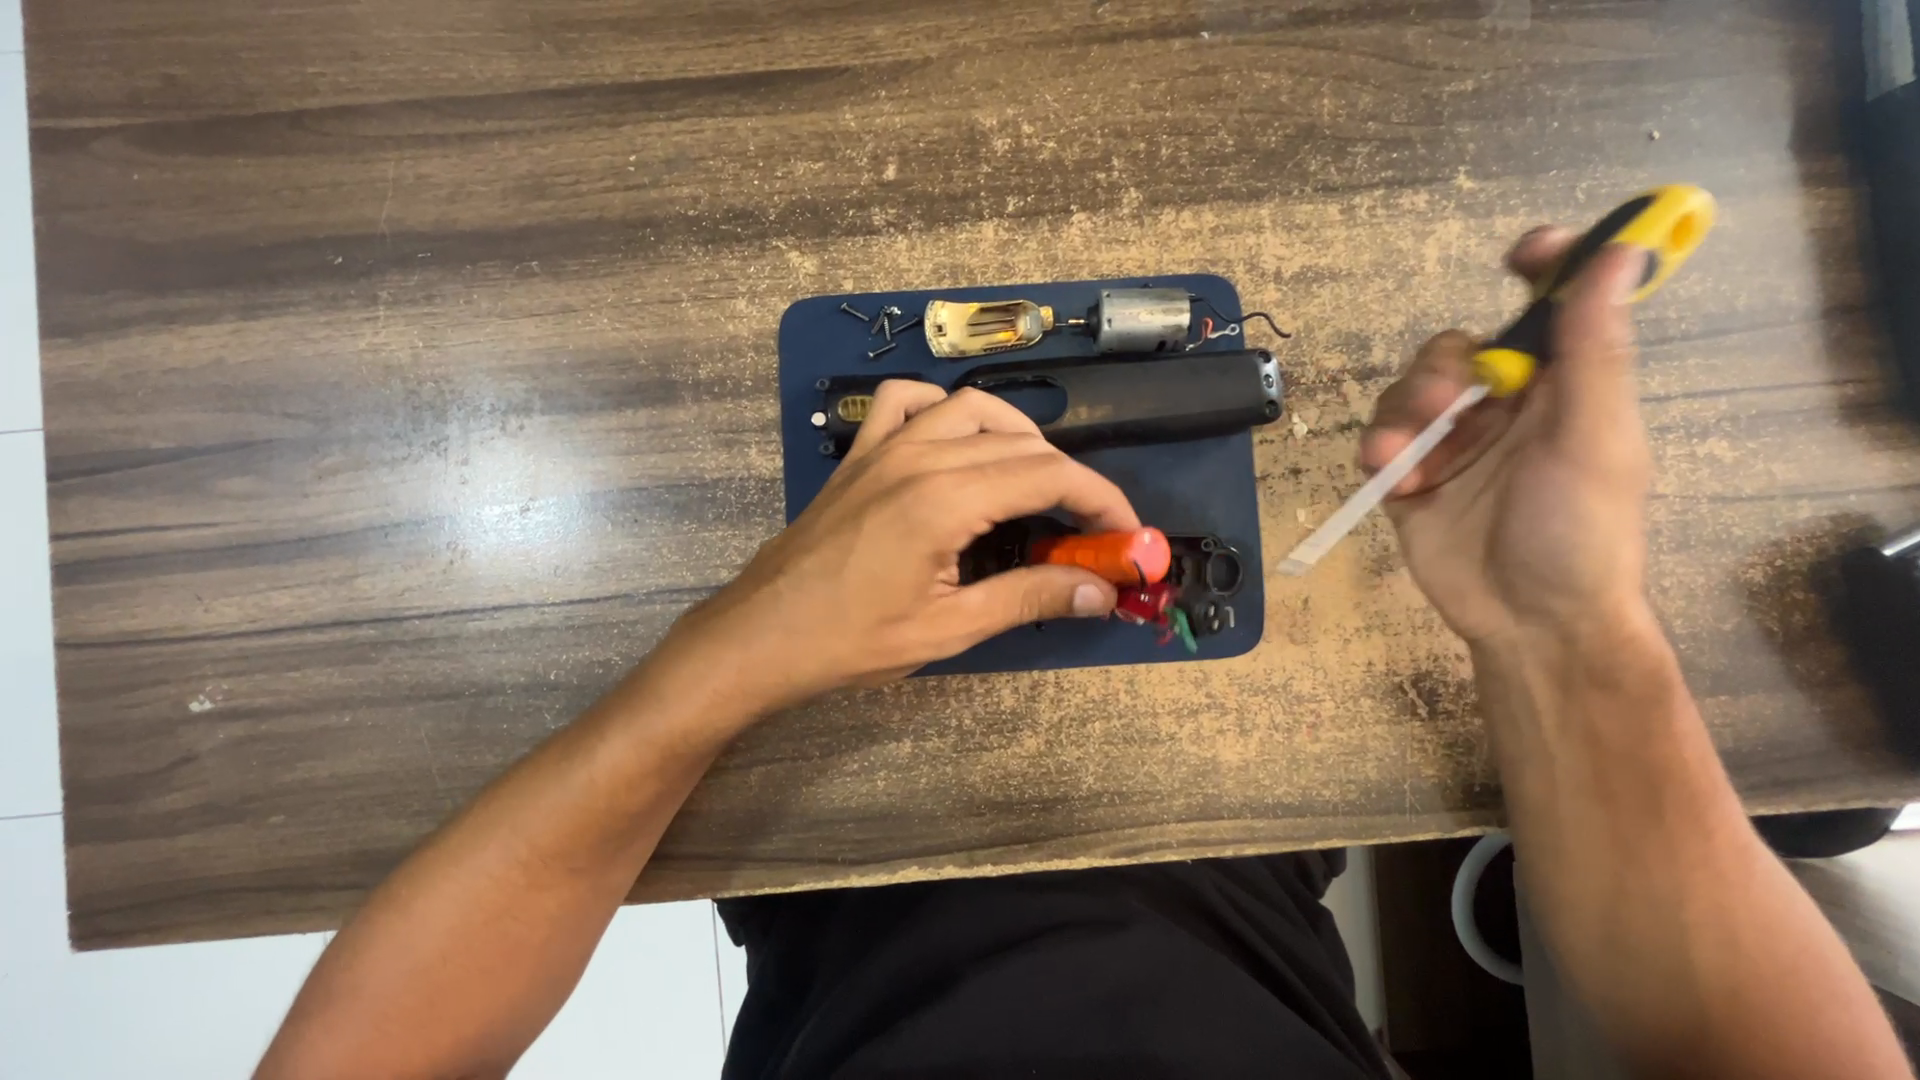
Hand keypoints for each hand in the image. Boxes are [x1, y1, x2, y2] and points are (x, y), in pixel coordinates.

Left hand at [669, 381, 1137, 710]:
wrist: (761, 635)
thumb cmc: (850, 641)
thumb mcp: (948, 630)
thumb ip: (1029, 599)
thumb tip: (1100, 593)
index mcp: (945, 499)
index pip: (1049, 476)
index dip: (1102, 501)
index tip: (1127, 535)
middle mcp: (919, 455)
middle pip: (1022, 444)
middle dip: (1070, 481)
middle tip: (1088, 529)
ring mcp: (884, 448)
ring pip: (972, 409)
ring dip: (1019, 437)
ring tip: (1037, 483)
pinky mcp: (860, 455)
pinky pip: (907, 402)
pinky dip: (944, 410)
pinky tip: (956, 442)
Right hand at [1361, 231, 1656, 647]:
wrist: (1526, 620)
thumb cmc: (1581, 532)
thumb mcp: (1595, 439)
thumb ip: (1595, 351)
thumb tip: (1619, 254)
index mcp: (1564, 389)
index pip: (1552, 310)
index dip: (1543, 270)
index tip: (1521, 252)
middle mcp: (1507, 407)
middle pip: (1458, 349)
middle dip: (1440, 368)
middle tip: (1444, 399)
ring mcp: (1454, 443)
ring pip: (1408, 391)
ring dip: (1401, 412)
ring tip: (1404, 452)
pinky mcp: (1410, 476)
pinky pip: (1380, 439)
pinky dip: (1379, 450)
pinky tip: (1391, 477)